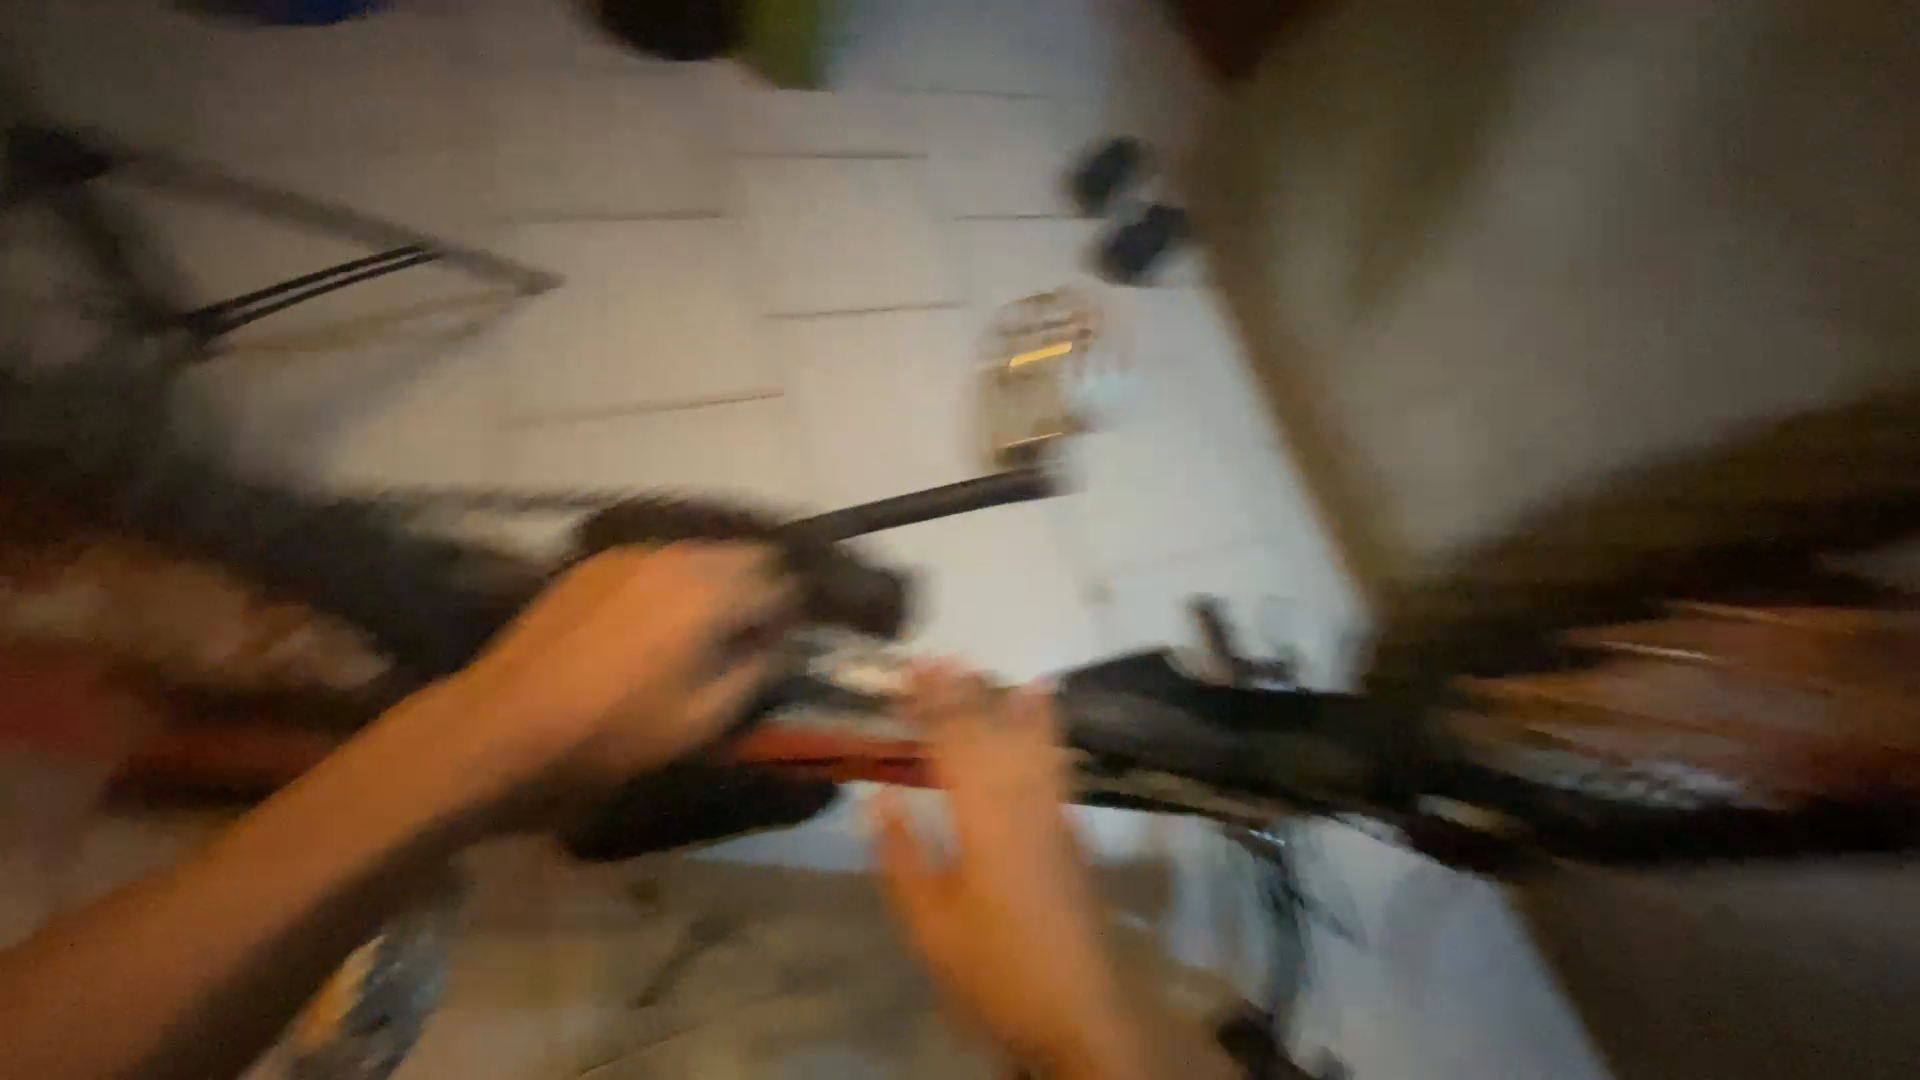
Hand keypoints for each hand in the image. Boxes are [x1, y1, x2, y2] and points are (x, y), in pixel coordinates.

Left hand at [439, 544, 796, 811]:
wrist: (506, 720)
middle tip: (747, 629)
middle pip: (746, 554)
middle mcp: (680, 559)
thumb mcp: (704, 719)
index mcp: (712, 595)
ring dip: (717, 580)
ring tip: (701, 624)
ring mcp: (635, 554)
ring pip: (703, 552)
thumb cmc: (615, 728)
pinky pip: (661, 559)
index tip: (782, 639)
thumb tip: (779, 642)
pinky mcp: (600, 562)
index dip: (790, 611)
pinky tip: (655, 617)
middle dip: (759, 586)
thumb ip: (756, 670)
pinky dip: (676, 579)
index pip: (780, 582)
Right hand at [870, 664, 1146, 1079]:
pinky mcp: (1072, 831)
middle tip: (941, 656)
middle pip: (991, 733)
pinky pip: (1055, 762)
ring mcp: (1054, 814)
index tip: (914, 667)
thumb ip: (902, 858)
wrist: (1080, 1012)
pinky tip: (1045, 712)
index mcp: (981, 822)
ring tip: (994, 670)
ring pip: (1030, 742)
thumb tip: (879, 797)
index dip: (931, 703)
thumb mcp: (929, 928)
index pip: (952, 745)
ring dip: (1009, 703)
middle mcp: (1023, 803)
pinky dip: (1047, 729)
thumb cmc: (992, 971)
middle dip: (964, 692)